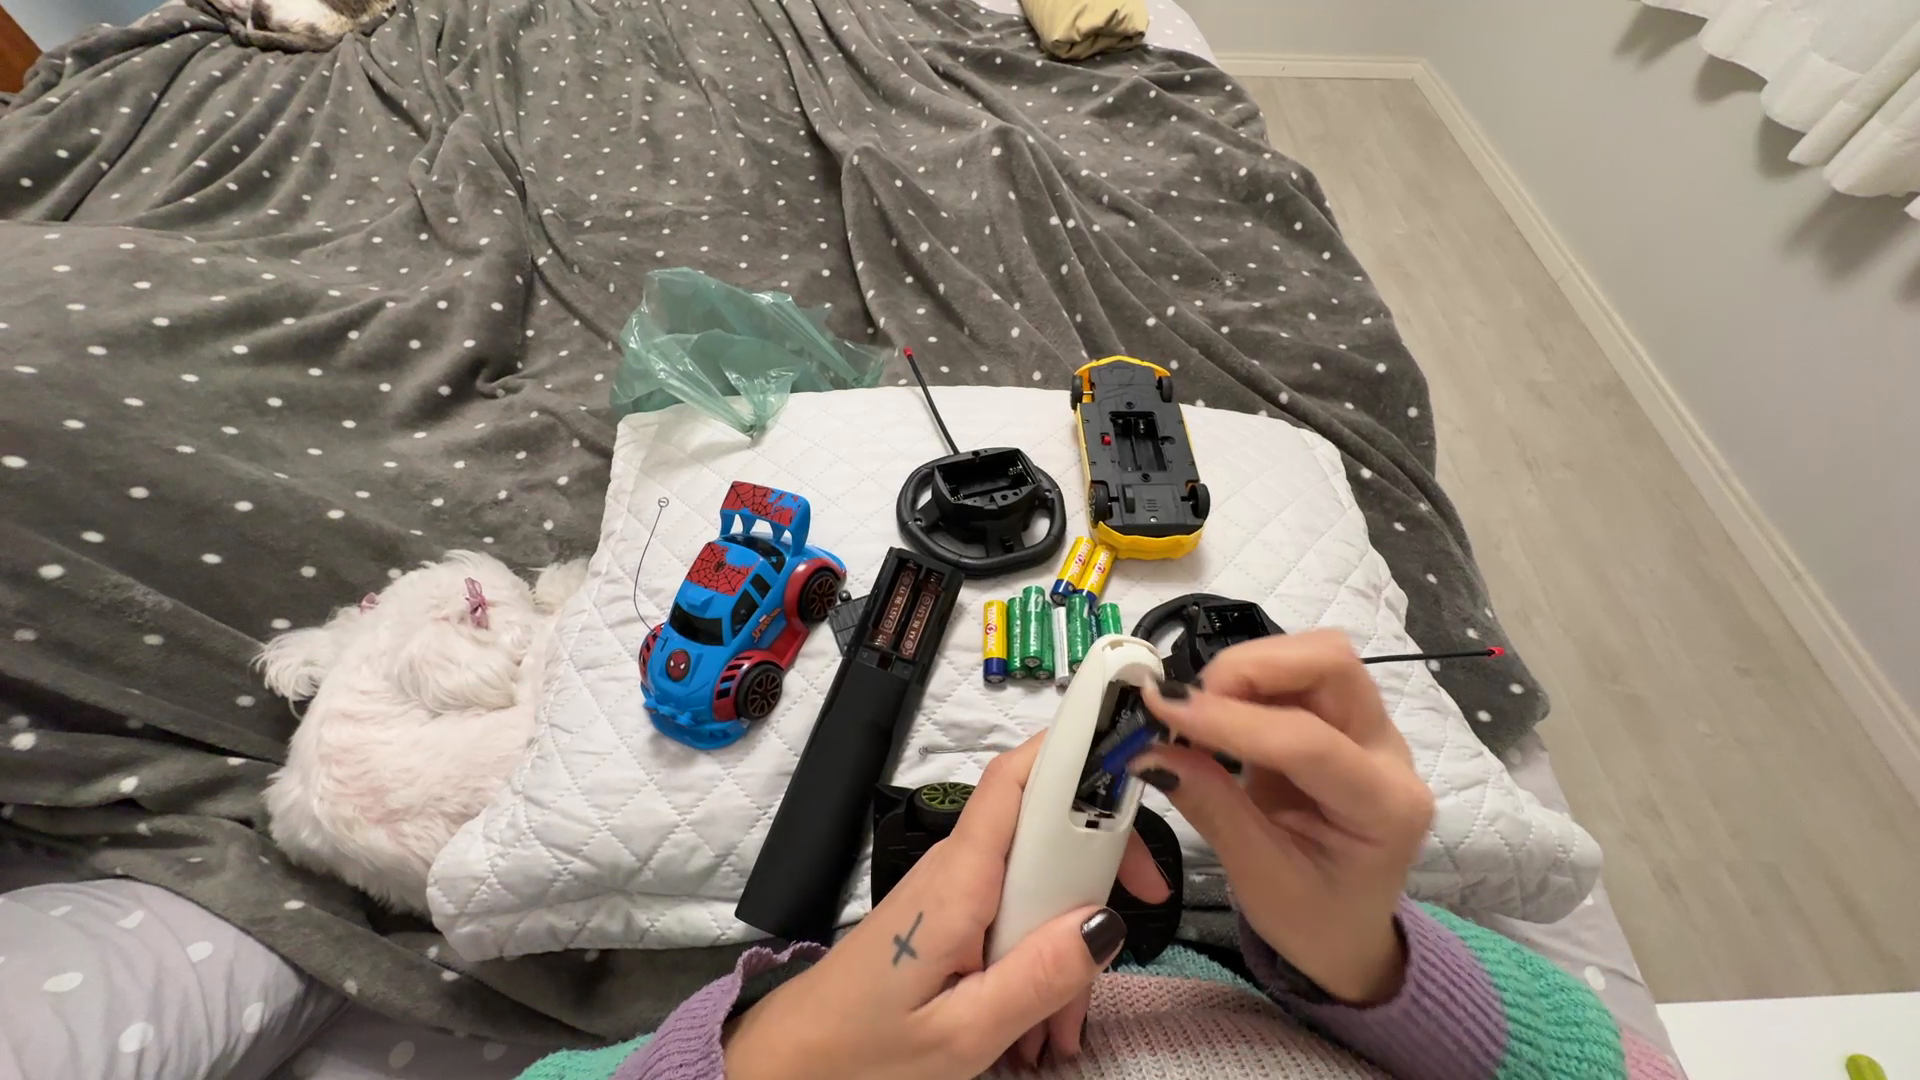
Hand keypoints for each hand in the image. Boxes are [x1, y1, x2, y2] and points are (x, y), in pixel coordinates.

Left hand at [724, 733, 1172, 1079]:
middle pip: (1043, 828)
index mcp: (960, 876)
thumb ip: (1038, 977)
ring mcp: (956, 886)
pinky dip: (1038, 952)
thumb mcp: (961, 1033)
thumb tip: (1107, 920)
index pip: (1016, 777)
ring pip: (1035, 877)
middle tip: (1122, 942)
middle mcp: (959, 864)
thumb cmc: (860, 1050)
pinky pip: (1013, 908)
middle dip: (1092, 876)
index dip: (1073, 755)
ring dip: (1066, 934)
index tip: (1132, 775)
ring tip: (1061, 1025)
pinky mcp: (953, 910)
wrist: (791, 1063)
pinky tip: (1037, 1019)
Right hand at [1136, 629, 1433, 1003]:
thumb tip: (1151, 750)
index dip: (1228, 717)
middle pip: (1330, 663)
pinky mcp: (1338, 715)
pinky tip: (1216, 710)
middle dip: (1249, 667)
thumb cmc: (1311, 917)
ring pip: (1312, 654)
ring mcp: (1368, 726)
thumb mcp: (1257, 875)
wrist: (1344, 929)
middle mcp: (1388, 752)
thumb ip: (1209, 804)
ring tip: (1199, 710)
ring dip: (1245, 667)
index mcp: (1385, 808)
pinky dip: (1245, 676)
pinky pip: (1294, 668)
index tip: (1161, 707)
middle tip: (1190, 703)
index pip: (1306, 740)